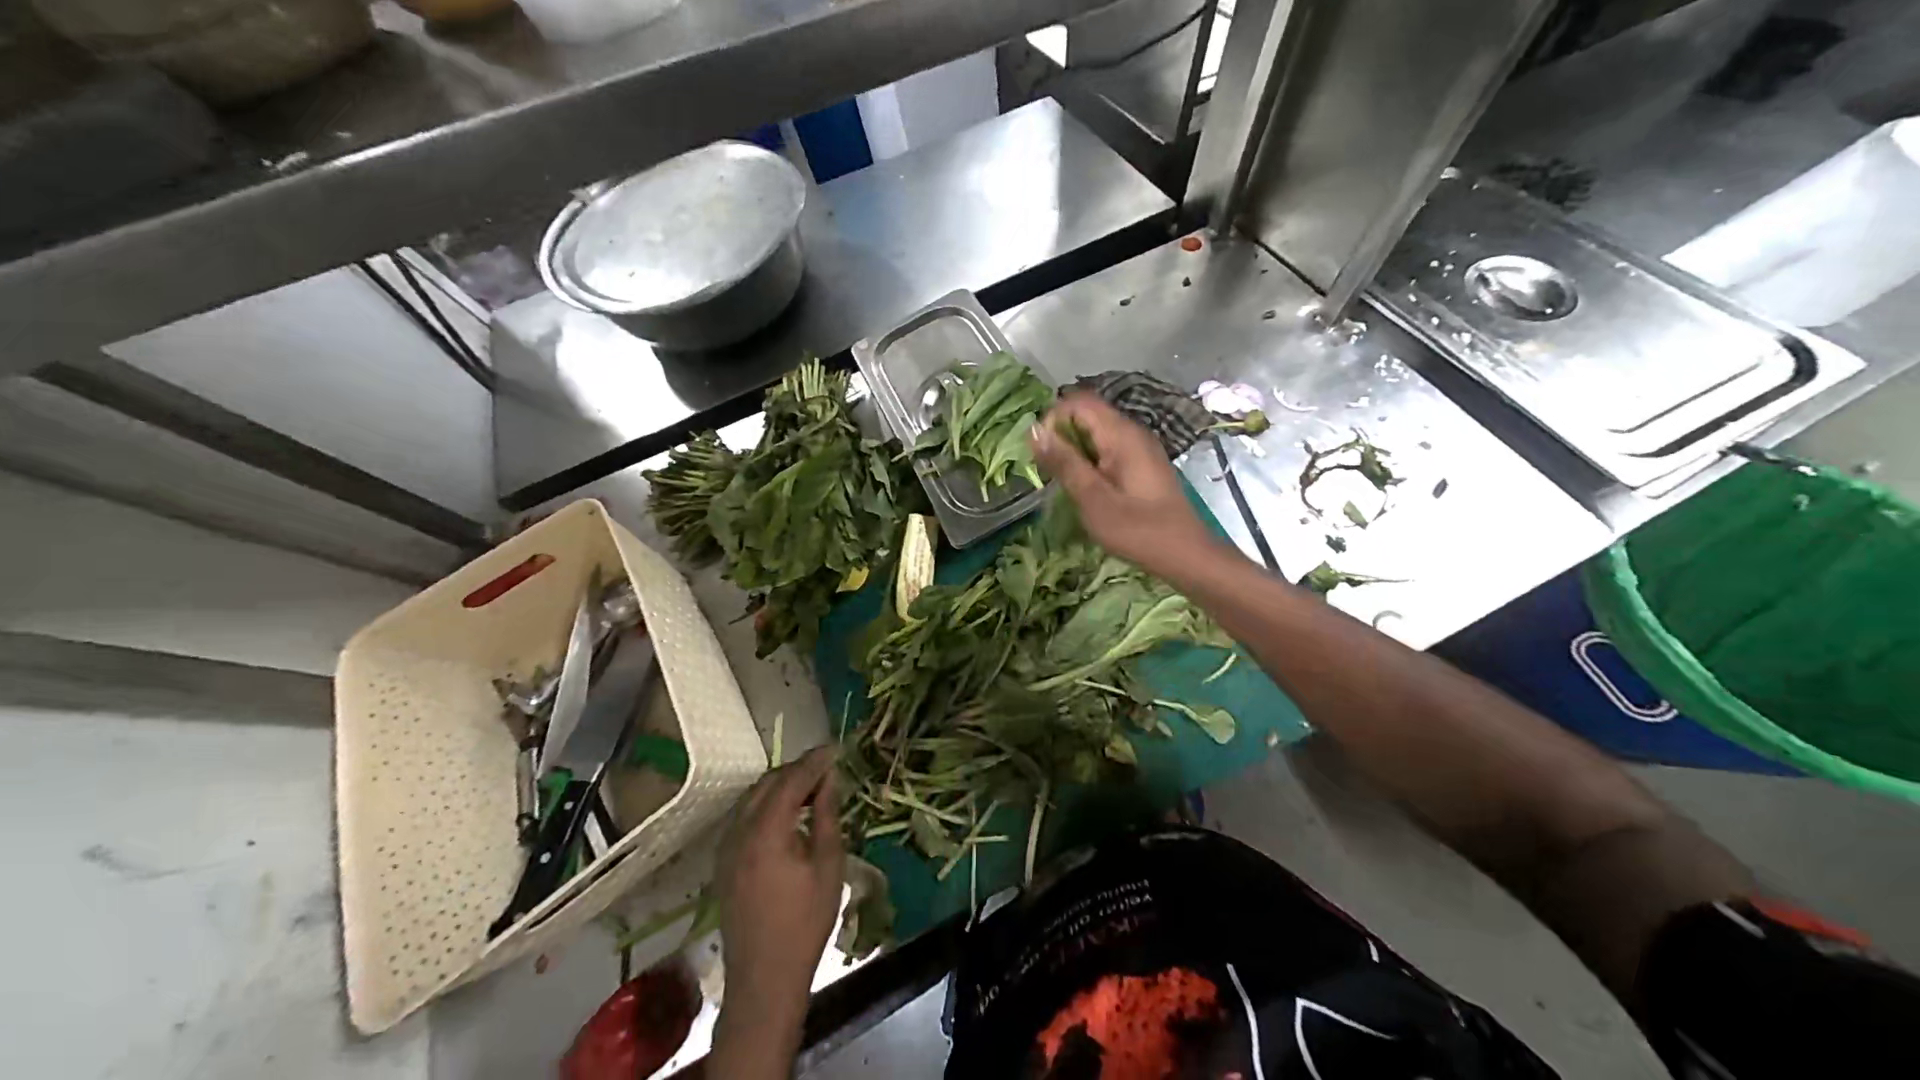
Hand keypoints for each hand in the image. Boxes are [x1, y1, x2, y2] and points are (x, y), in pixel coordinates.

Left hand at [715, 747, 843, 1021]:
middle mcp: (739, 831)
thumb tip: (829, 780)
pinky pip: (744, 817)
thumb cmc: (805, 923)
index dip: (815, 762)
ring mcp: (726, 847)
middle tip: (827, 769)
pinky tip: (786, 816)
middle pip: (767, 783)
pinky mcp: (723, 861)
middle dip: (797, 770)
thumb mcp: (828, 866)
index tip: (835, 749)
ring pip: (752, 798)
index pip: (791, 780)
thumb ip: (827, 816)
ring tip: (811, 789)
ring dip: (780, 786)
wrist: (764, 977)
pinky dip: (766, 805)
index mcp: (766, 831)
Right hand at [1031, 392, 1220, 577]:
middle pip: (1087, 414)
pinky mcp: (1142, 464)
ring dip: (1074, 451)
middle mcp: (1133, 432)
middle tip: (1047, 472)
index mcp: (1121, 435)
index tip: (1040, 453)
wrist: (1185, 555)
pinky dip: (1090, 461)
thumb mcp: (1092, 498)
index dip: (1052, 419)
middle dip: (1061, 436)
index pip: (1078, 402)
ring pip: (1096, 433)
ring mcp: (1140, 448)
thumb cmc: (1137, 530)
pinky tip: (1086, 488)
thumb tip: (1034, 430)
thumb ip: (1064, 462)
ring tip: (1063, 482)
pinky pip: (1109, 449)